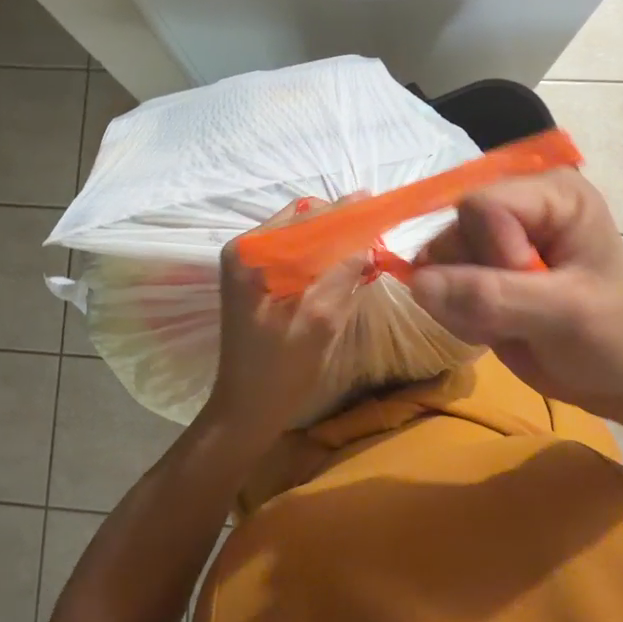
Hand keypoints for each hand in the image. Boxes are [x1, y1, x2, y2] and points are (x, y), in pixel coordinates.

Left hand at [203, 196, 367, 439]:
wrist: (246, 411)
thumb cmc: (278, 370)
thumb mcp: (318, 319)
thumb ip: (342, 274)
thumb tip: (368, 240)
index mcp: (249, 253)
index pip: (304, 215)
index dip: (343, 213)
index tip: (378, 210)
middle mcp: (244, 250)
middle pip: (303, 224)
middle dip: (340, 229)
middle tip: (378, 238)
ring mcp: (249, 267)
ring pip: (302, 242)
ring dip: (334, 247)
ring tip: (368, 255)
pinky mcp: (259, 284)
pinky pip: (297, 261)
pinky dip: (322, 264)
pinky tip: (346, 273)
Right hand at [409, 169, 622, 420]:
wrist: (621, 382)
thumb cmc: (614, 339)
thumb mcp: (564, 315)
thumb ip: (493, 296)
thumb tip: (418, 284)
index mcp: (553, 195)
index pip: (481, 206)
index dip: (490, 251)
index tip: (529, 289)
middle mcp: (520, 205)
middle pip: (454, 230)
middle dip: (471, 282)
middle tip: (515, 315)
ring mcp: (497, 239)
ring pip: (438, 260)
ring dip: (461, 304)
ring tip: (505, 325)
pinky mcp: (479, 269)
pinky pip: (437, 284)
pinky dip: (457, 314)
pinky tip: (493, 329)